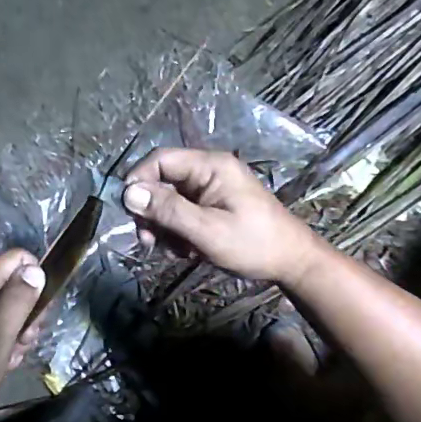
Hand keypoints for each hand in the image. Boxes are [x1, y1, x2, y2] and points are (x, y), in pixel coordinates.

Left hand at [0, 249, 45, 421]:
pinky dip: (4, 342)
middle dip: (28, 310)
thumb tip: (36, 268)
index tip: (39, 309)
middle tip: (26, 339)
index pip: (18, 258)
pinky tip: (2, 363)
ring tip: (12, 356)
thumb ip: (18, 299)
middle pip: (15, 283)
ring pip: (7, 308)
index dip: (36, 278)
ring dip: (18, 330)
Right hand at [122, 148, 329, 284]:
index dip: (139, 181)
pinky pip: (183, 213)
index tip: (130, 212)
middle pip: (162, 181)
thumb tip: (128, 193)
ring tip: (174, 251)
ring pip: (169, 200)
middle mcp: (209, 171)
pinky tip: (187, 252)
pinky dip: (178, 232)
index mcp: (211, 166)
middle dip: (151, 211)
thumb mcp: (207, 230)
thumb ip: (168, 211)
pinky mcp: (213, 206)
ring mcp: (211, 189)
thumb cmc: (253, 244)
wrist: (292, 262)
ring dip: (164, 226)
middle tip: (149, 241)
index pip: (160, 159)